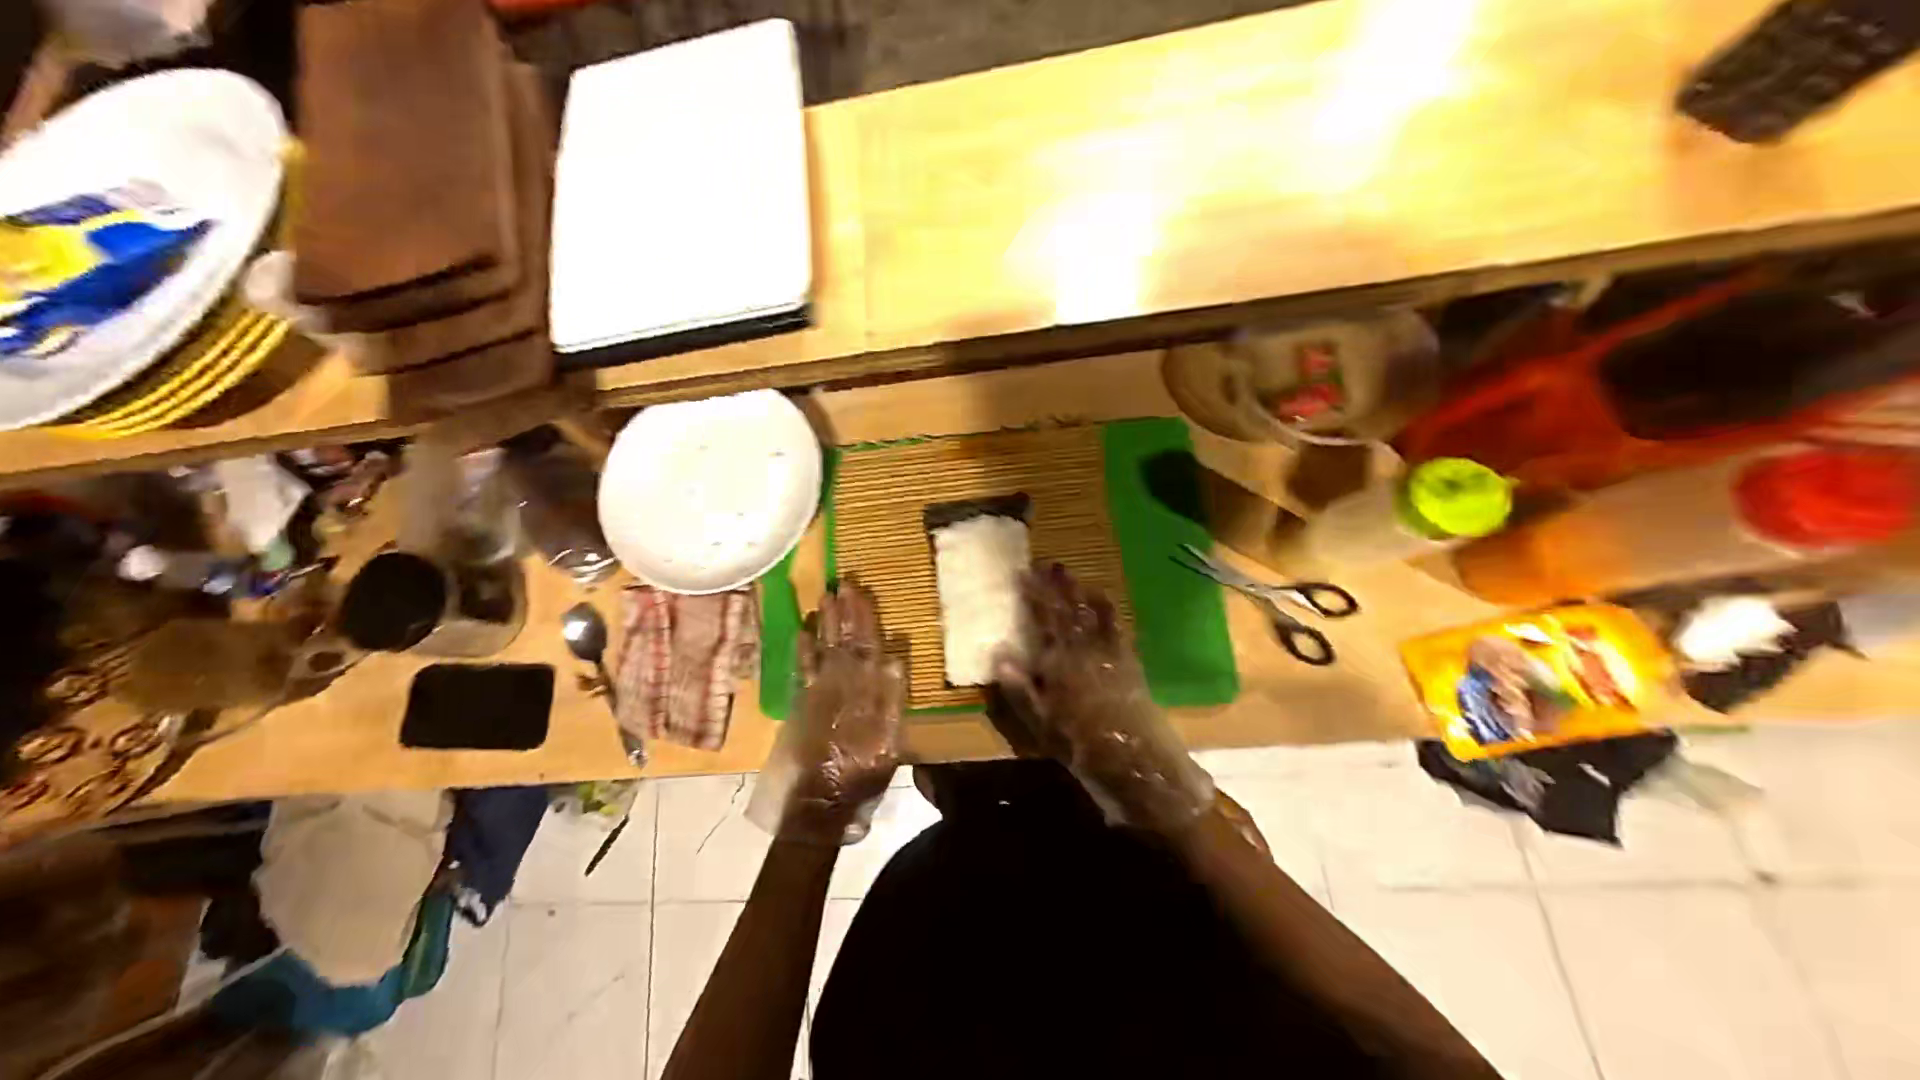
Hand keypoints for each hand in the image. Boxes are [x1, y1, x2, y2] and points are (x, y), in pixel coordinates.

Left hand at [779, 582, 905, 844]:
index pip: (867, 645)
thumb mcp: (889, 741)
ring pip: (822, 648)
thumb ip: (892, 701)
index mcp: (864, 691)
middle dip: (844, 612)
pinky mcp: (803, 703)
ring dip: (824, 622)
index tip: (862, 591)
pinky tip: (801, 630)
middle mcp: (839, 685)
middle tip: (843, 582)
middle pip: (843, 641)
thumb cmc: (862, 772)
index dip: (865, 618)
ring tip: (825, 596)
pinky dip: (802, 649)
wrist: (820, 800)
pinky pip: (801, 669)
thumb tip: (895, 660)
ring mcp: (818, 692)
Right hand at [993, 564, 1213, 833]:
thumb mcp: (1041, 722)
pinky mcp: (1128, 660)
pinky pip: (1115, 625)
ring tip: (1069, 573)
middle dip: (1056, 585)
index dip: (1034, 595)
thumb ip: (1020, 687)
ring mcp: (1110, 652)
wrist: (1136, 759)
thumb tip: (999, 653)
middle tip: (1046, 563)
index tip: (1022, 574)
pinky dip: (1106, 608)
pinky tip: (1102, 598)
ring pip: (1092, 612)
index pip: (1044, 618)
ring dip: (1079, 590)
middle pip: (1069, 609)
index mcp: (1061, 661)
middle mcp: (1085, 648)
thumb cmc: (1081, 744)